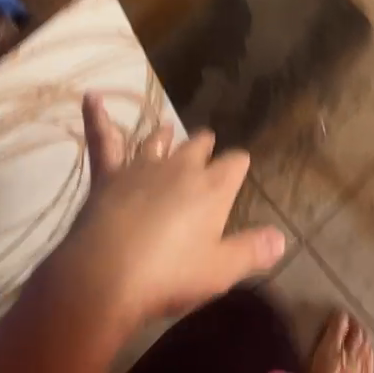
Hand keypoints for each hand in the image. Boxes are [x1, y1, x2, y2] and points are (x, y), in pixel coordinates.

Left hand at [41, 94, 286, 333]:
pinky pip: (103, 140)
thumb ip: (251, 251)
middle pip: (198, 147)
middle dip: (205, 145)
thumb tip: (282, 238)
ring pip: (156, 142)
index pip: (234, 164)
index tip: (240, 165)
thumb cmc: (170, 275)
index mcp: (212, 189)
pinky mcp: (109, 175)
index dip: (238, 164)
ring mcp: (142, 167)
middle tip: (208, 143)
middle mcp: (180, 168)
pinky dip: (96, 117)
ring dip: (163, 136)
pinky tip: (91, 98)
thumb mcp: (219, 271)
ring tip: (167, 129)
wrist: (107, 274)